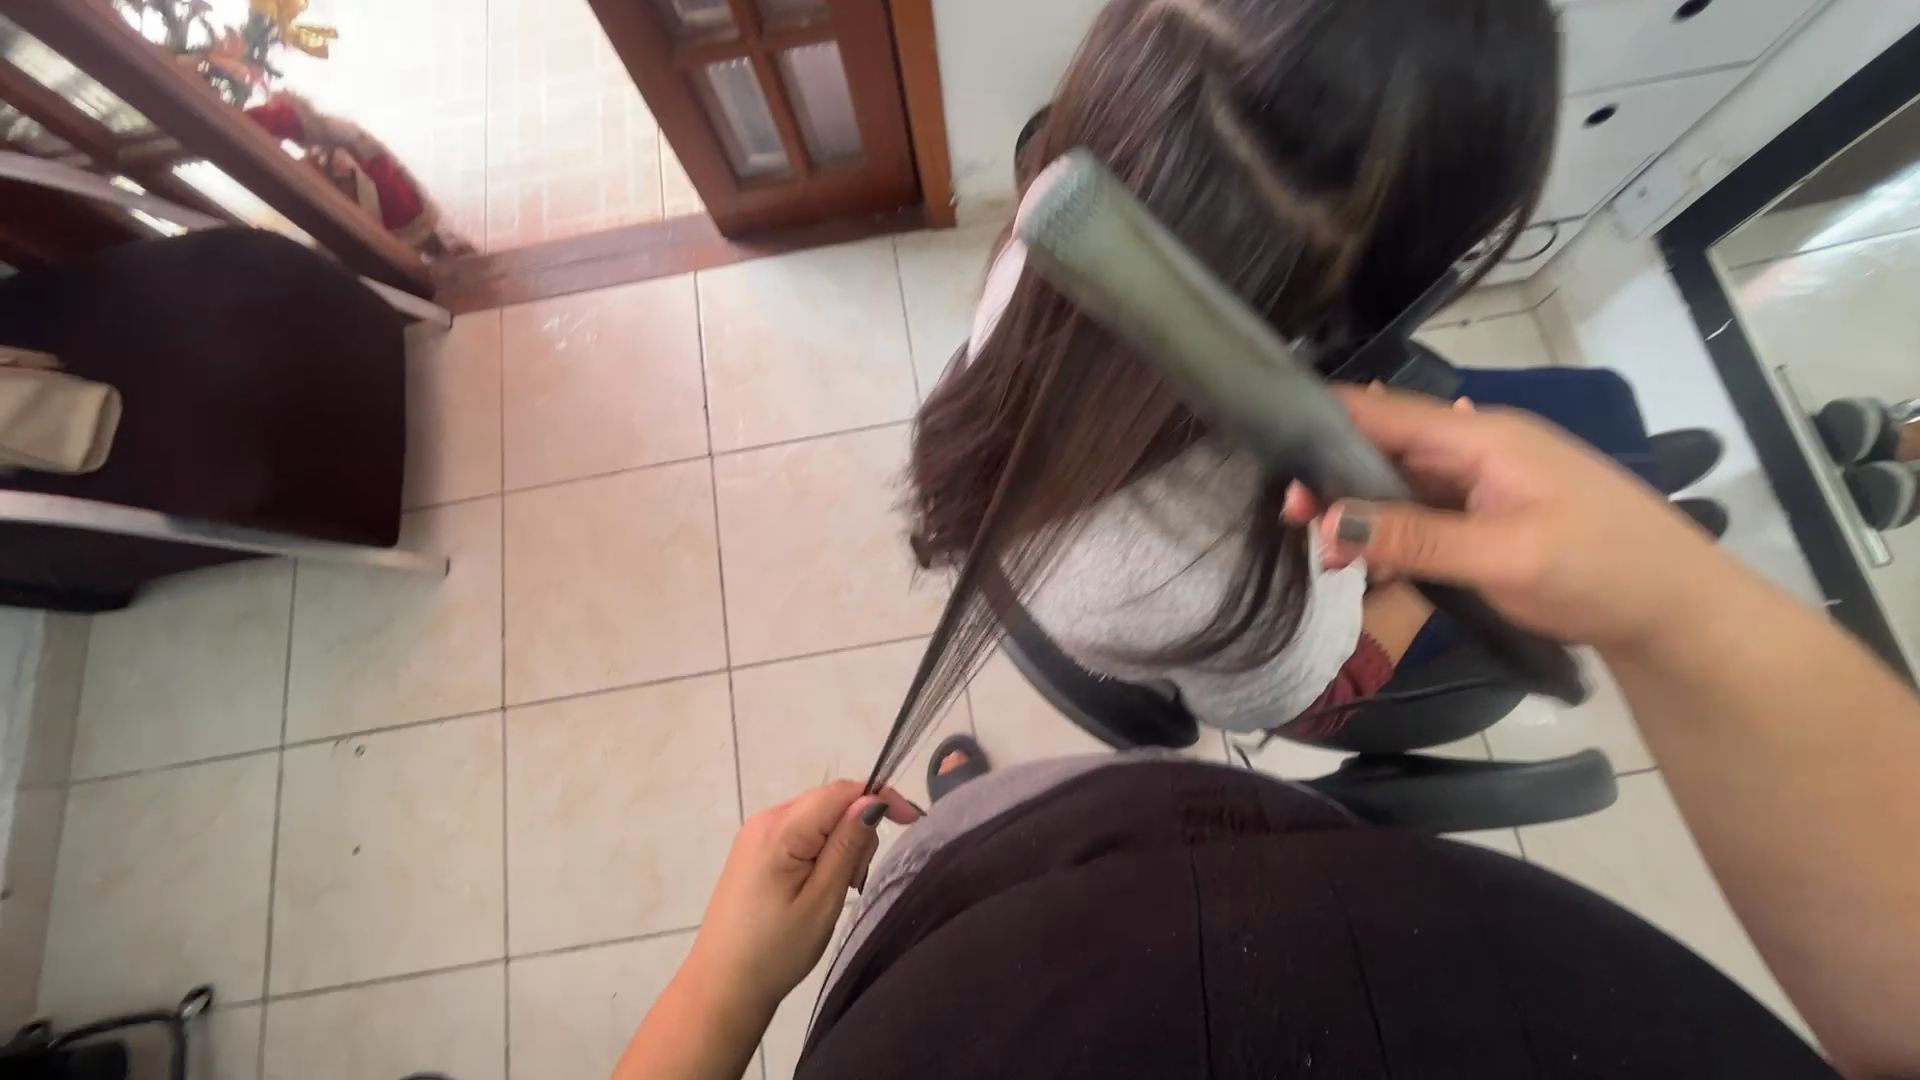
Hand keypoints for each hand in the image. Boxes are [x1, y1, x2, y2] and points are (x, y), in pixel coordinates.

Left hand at [684, 780, 919, 1017]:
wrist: (721, 988)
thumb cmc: (775, 951)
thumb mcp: (822, 901)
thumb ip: (847, 846)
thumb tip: (872, 800)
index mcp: (780, 830)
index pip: (841, 791)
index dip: (880, 797)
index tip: (913, 819)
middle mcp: (766, 819)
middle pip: (830, 800)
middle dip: (858, 826)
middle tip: (860, 877)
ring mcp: (757, 832)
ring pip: (818, 814)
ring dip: (842, 839)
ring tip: (841, 886)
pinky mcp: (755, 848)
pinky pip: (802, 828)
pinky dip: (823, 846)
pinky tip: (822, 880)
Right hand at [1283, 387, 1726, 650]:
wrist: (1679, 614)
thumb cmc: (1602, 572)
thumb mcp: (1504, 557)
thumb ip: (1412, 537)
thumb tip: (1329, 519)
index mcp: (1482, 438)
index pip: (1384, 412)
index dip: (1324, 423)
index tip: (1272, 454)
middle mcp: (1473, 448)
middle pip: (1380, 447)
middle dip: (1330, 479)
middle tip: (1293, 523)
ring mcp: (1477, 481)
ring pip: (1392, 481)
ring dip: (1354, 510)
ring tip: (1326, 552)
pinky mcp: (1479, 512)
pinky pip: (1414, 509)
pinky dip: (1382, 529)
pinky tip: (1362, 556)